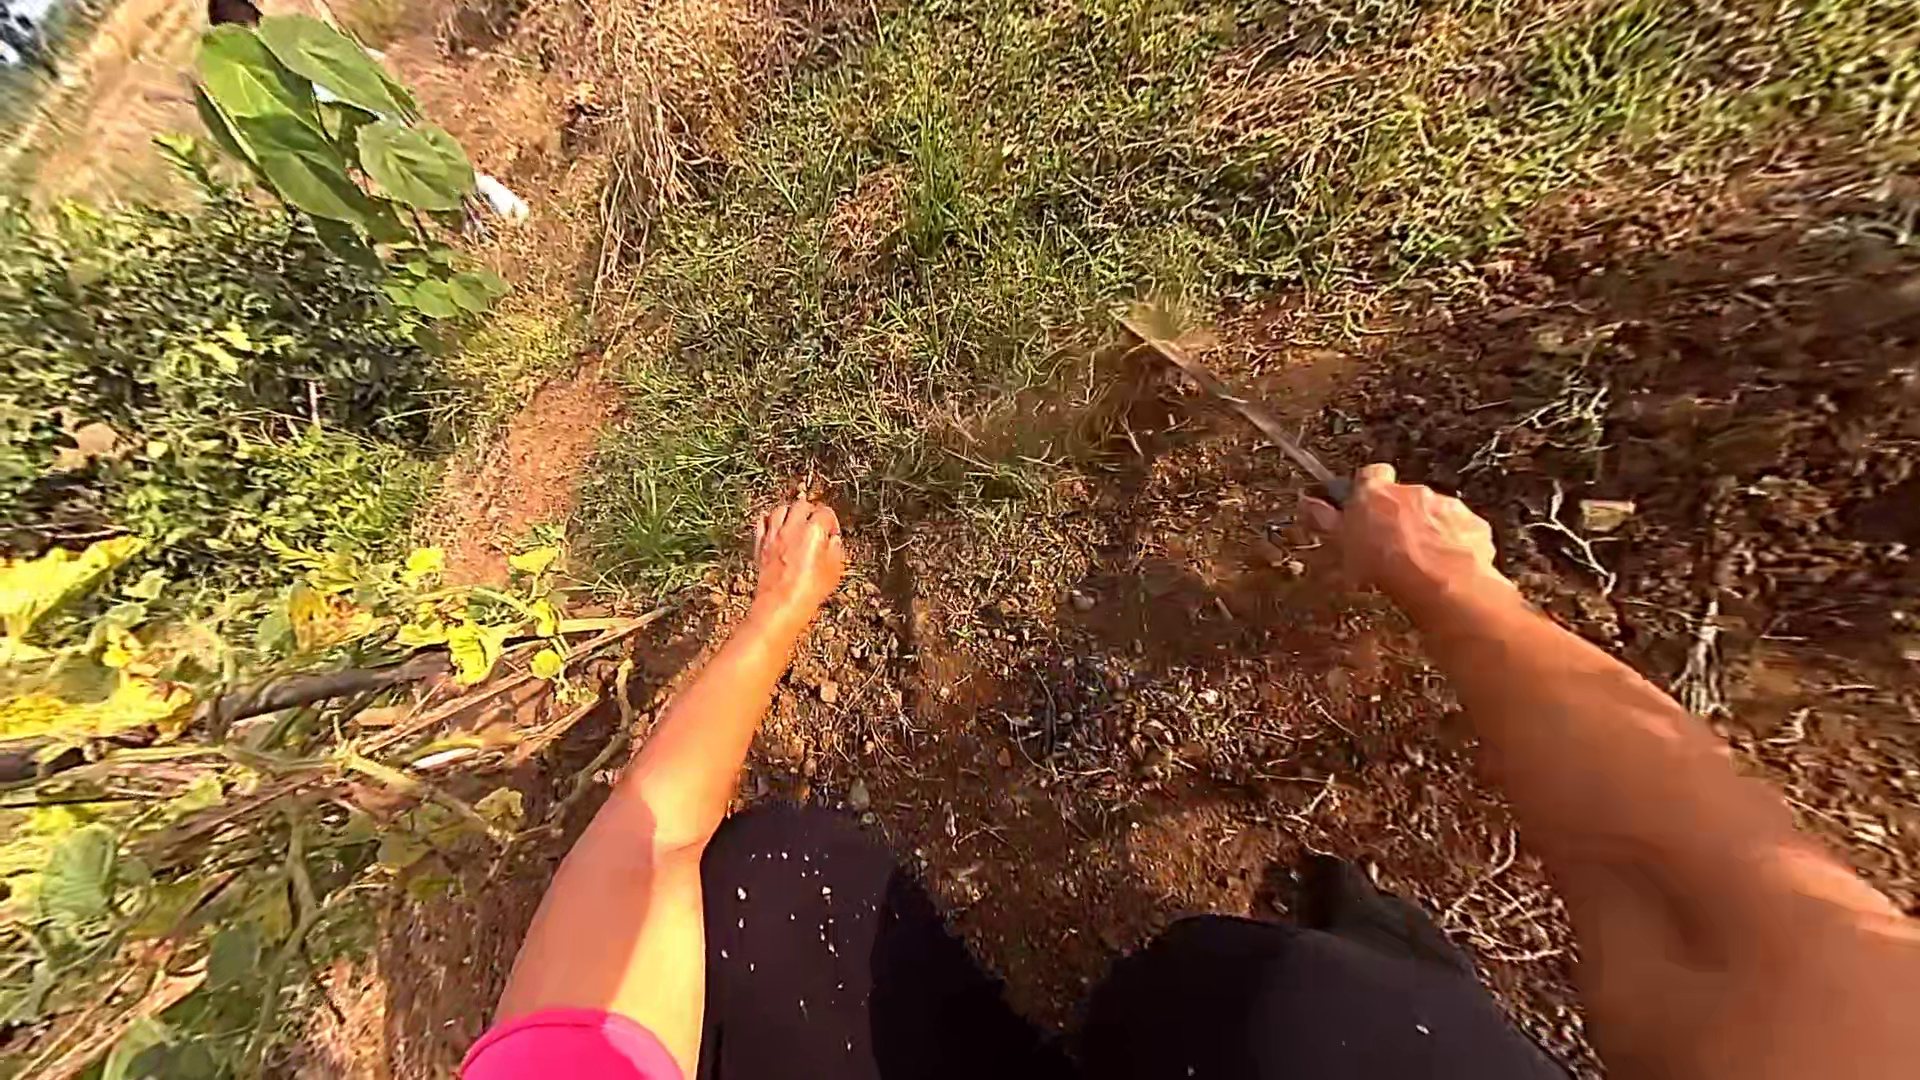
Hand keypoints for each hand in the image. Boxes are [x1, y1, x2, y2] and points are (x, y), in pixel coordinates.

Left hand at [749, 497, 846, 630]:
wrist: (781, 605)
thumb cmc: (810, 590)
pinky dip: (770, 521)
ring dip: (790, 513)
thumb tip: (832, 540)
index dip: (831, 521)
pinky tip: (776, 529)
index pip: (825, 512)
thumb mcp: (835, 570)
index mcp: (814, 530)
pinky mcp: (761, 545)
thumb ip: (835, 549)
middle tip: (816, 523)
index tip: (833, 533)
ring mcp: (774, 535)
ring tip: (796, 523)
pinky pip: (762, 523)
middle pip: (801, 505)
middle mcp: (792, 527)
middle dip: (811, 511)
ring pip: (780, 509)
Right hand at [1301, 463, 1514, 615]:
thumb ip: (1322, 519)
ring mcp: (1445, 506)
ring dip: (1423, 530)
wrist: (1439, 582)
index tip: (1360, 506)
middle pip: (1401, 496)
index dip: (1365, 488)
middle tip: (1384, 544)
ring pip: (1431, 513)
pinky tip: (1439, 566)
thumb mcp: (1338, 544)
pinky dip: (1450, 543)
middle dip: (1395, 515)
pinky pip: (1458, 530)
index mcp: (1375, 492)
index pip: (1369, 473)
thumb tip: (1307, 503)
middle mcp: (1411, 491)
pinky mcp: (1472, 525)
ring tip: (1413, 562)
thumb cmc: (1384, 564)